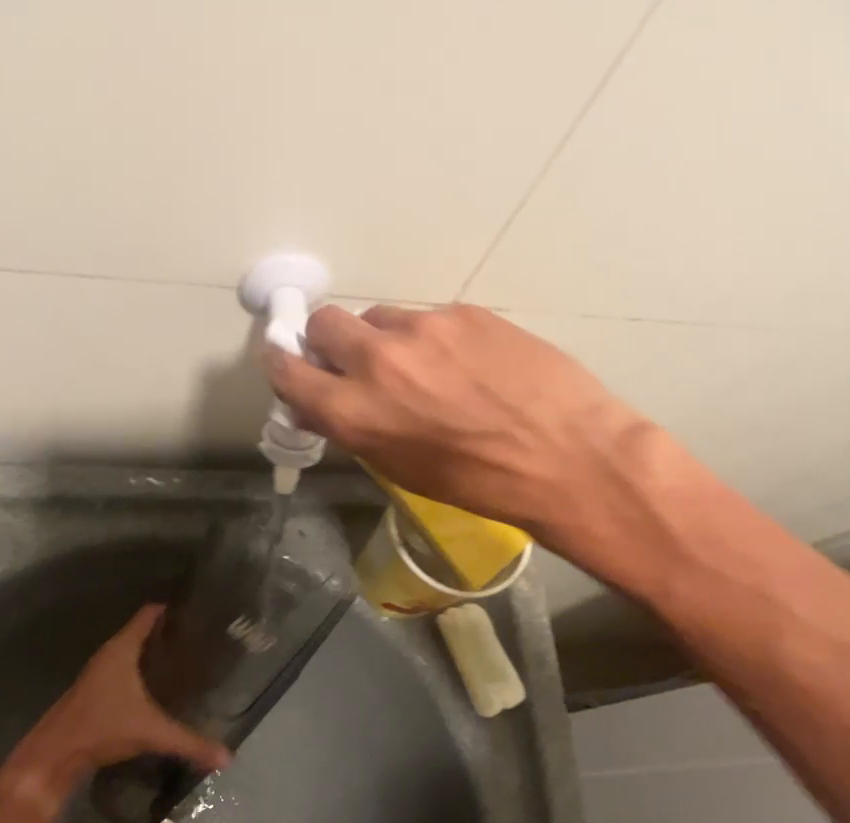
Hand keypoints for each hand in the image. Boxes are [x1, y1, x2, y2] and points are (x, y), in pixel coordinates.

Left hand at [0, 605, 231, 810]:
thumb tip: (228, 757)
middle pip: (141, 633)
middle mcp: (109, 655)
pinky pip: (125, 672)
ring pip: (132, 654)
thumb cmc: (102, 728)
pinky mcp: (95, 693)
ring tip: (186, 661)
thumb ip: (191, 743)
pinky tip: (160, 689)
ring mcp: (99, 674)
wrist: (56, 754)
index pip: (147, 615)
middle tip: (201, 640)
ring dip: (154, 655)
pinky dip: (143, 673)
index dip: (170, 610)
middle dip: (168, 635)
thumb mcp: (152, 733)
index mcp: (121, 650)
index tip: (197, 610)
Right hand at [264, 303, 659, 541]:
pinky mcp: (465, 312)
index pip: (288, 368)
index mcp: (355, 410)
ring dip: (382, 340)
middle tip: (352, 364)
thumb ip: (353, 429)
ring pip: (380, 317)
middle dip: (329, 341)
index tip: (288, 364)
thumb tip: (321, 406)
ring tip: (419, 370)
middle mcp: (379, 360)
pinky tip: (464, 367)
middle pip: (326, 322)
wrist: (567, 456)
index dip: (282, 364)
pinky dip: (431, 339)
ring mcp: (424, 328)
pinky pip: (428, 319)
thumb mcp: (400, 468)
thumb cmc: (478, 483)